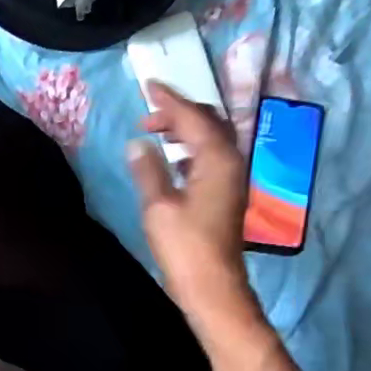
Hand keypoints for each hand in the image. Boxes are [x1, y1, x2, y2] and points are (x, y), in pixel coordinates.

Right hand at [126, 81, 258, 327]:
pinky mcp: (226, 194)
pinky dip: (191, 149)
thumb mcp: (158, 206)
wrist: (212, 284)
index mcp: (216, 159)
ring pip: (212, 139)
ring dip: (185, 130)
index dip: (170, 100)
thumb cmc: (184, 246)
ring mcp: (232, 179)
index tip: (149, 86)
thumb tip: (137, 143)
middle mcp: (231, 162)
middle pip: (209, 123)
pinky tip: (173, 160)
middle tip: (148, 114)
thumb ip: (147, 170)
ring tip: (157, 133)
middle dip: (179, 112)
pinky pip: (211, 157)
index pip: (193, 117)